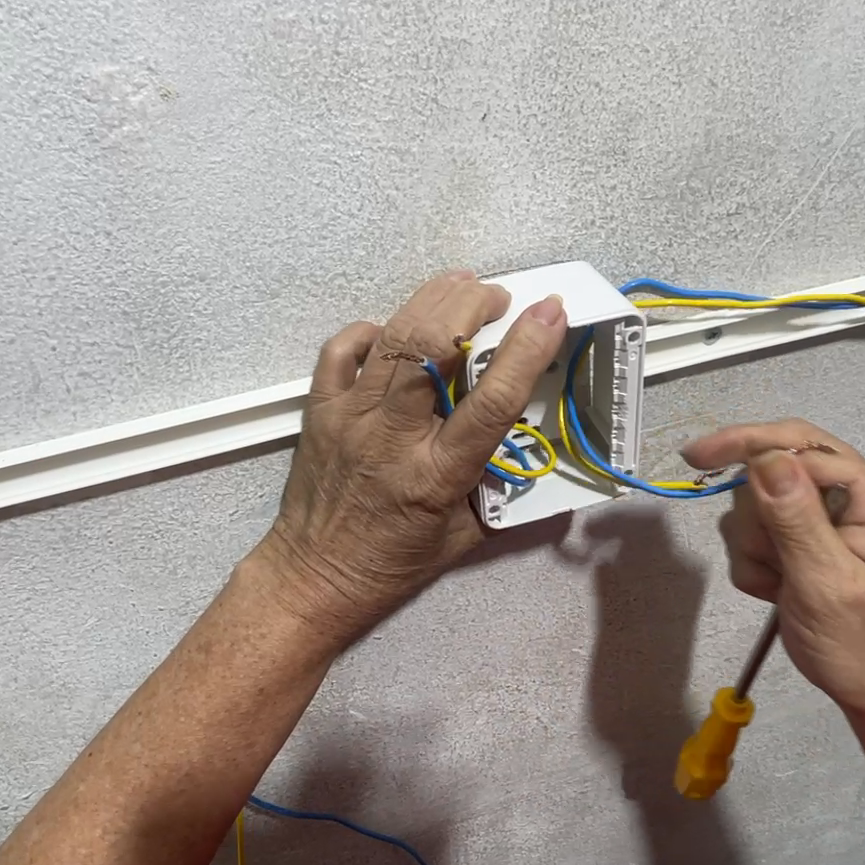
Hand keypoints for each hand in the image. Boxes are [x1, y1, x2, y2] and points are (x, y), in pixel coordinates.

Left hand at [255, 270, 568, 640]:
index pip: (491, 401)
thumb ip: (501, 489)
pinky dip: (371, 329)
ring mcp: (350, 418)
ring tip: (460, 287)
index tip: (550, 310)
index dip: (526, 348)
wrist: (313, 577)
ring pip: (392, 338)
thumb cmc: (393, 563)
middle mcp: (393, 437)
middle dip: (470, 304)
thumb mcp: (464, 536)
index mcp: (438, 475)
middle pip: (431, 347)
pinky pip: (341, 349)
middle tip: (495, 297)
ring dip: (432, 301)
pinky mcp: (319, 410)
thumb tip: (542, 450)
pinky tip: (392, 331)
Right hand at [683, 420, 864, 720]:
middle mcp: (856, 495)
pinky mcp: (806, 540)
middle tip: (764, 561)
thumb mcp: (829, 585)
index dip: (745, 444)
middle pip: (773, 467)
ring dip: (754, 546)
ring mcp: (829, 518)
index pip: (800, 444)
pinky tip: (776, 592)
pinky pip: (755, 531)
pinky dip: (754, 564)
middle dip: (755, 515)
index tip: (694, 459)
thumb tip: (765, 458)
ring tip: (779, 587)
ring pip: (756, 502)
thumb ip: (796, 520)